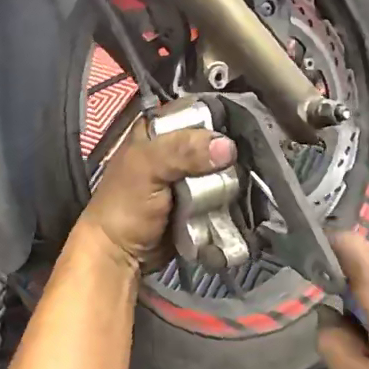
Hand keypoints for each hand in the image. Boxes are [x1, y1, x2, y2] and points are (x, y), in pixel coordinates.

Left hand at [75, 110, 235, 269]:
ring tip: (248, 182)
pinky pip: (225, 191)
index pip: (198, 110)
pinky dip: (233, 195)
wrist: (120, 258)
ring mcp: (191, 175)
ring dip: (235, 176)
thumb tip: (226, 148)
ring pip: (224, 167)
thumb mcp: (146, 168)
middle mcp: (178, 147)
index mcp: (159, 128)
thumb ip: (182, 152)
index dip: (219, 118)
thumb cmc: (125, 207)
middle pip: (217, 140)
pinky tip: (242, 197)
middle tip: (248, 161)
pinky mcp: (201, 199)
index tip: (243, 130)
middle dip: (232, 152)